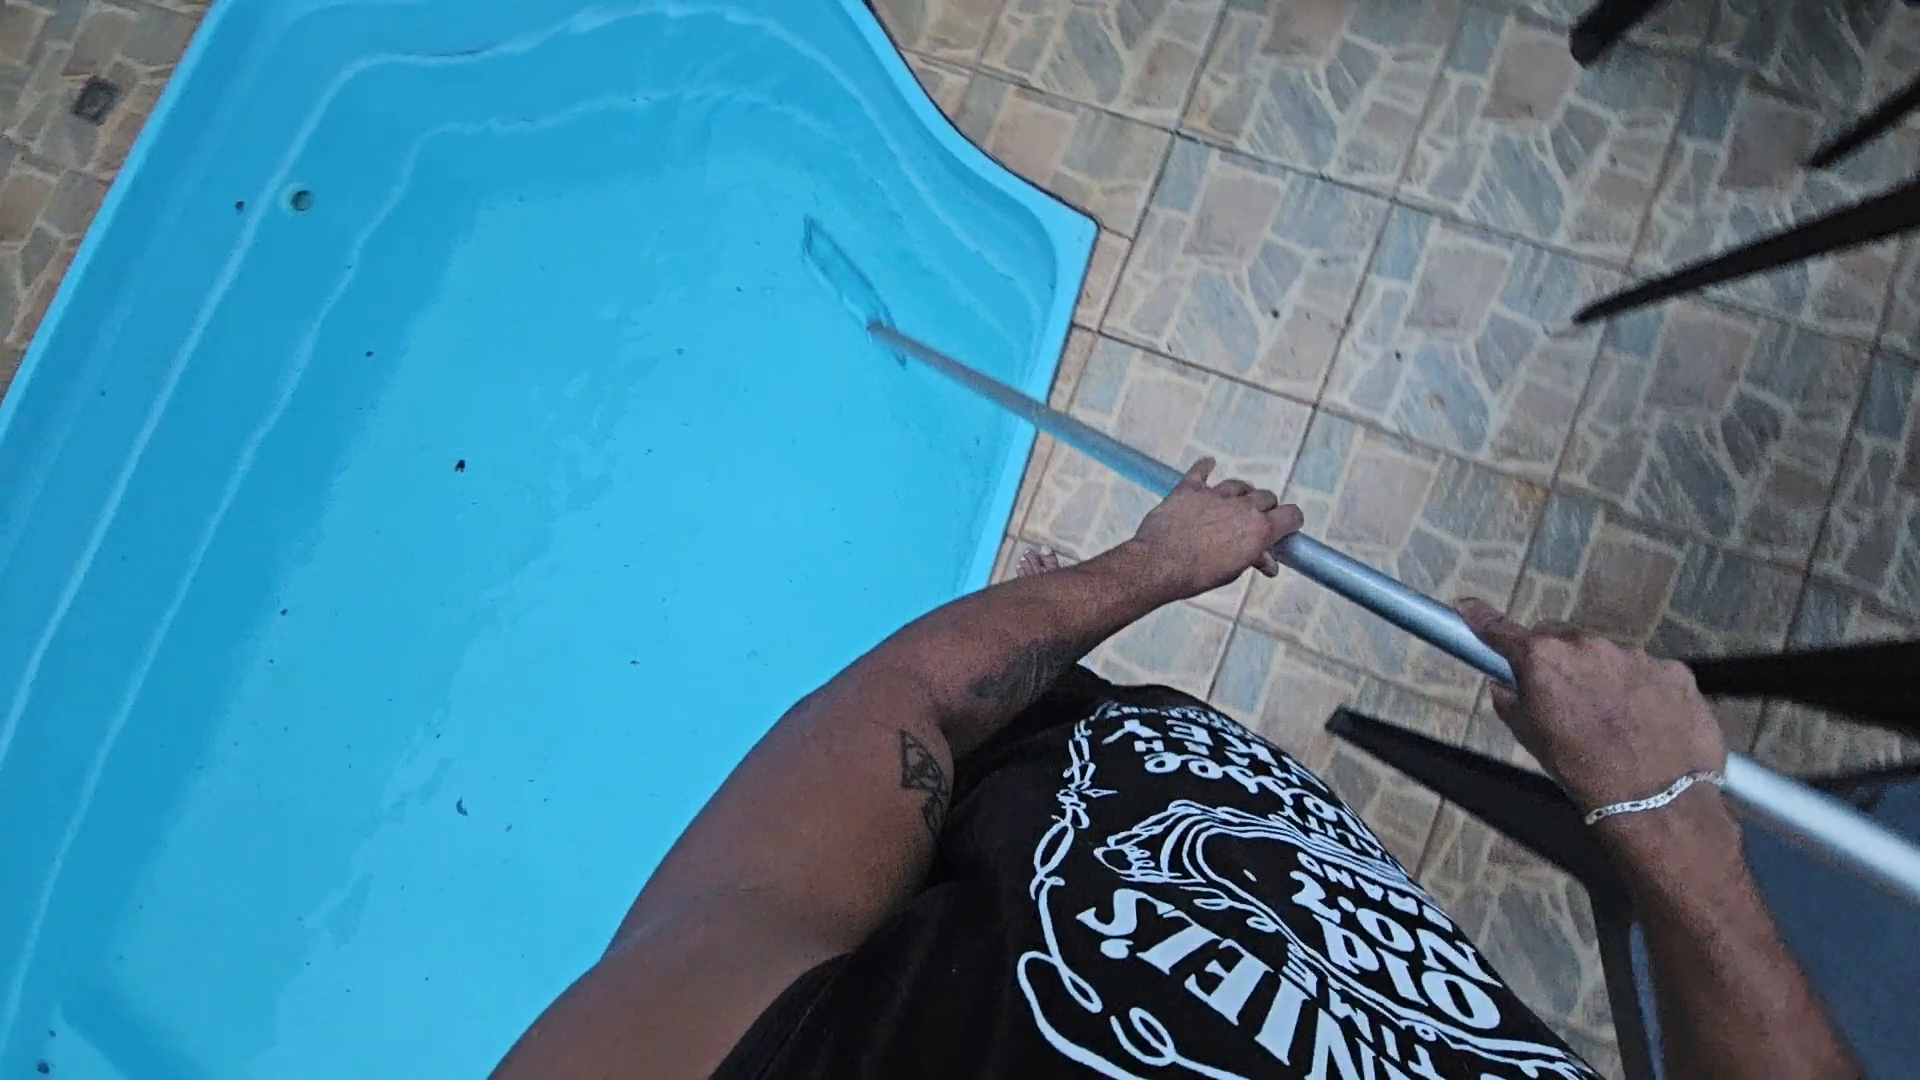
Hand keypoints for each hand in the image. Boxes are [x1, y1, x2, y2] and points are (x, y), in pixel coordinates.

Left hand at [1123, 458, 1303, 601]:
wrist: (1159, 564)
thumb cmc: (1197, 575)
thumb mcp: (1232, 571)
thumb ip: (1252, 559)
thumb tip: (1269, 564)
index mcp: (1259, 529)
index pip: (1291, 515)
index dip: (1290, 521)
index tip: (1284, 526)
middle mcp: (1242, 507)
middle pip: (1265, 497)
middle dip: (1263, 508)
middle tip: (1252, 521)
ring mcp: (1215, 495)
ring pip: (1239, 485)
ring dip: (1240, 493)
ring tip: (1233, 504)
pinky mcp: (1189, 489)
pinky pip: (1200, 470)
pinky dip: (1205, 467)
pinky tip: (1209, 463)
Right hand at [1456, 599, 1729, 833]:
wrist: (1655, 795)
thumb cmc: (1576, 763)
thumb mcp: (1525, 731)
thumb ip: (1508, 697)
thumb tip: (1505, 681)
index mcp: (1541, 657)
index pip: (1499, 629)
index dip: (1478, 617)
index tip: (1464, 605)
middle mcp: (1586, 645)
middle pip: (1558, 636)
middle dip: (1553, 654)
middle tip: (1560, 689)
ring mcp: (1636, 656)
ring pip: (1605, 654)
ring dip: (1599, 672)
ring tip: (1612, 713)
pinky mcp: (1676, 672)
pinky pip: (1646, 671)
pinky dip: (1639, 686)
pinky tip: (1644, 716)